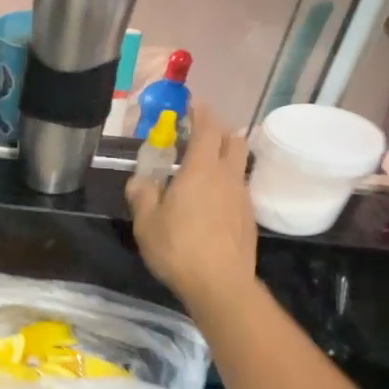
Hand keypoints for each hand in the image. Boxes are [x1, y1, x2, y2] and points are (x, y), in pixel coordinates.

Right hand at [125, 104, 256, 301]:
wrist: (220, 282)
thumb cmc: (178, 248)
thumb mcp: (146, 223)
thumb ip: (142, 196)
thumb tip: (139, 180)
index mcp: (201, 169)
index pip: (207, 127)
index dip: (200, 113)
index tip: (192, 106)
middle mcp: (227, 175)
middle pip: (233, 139)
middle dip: (219, 130)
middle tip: (201, 134)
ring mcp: (242, 196)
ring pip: (240, 164)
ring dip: (226, 157)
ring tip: (207, 168)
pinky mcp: (248, 218)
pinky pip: (240, 189)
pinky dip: (228, 184)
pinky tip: (214, 202)